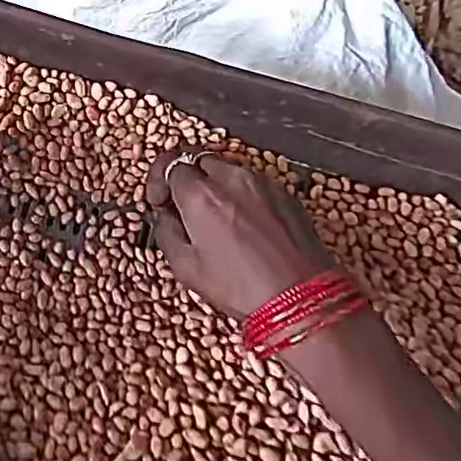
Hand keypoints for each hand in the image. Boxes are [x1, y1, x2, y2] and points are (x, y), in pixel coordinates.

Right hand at [144, 150, 336, 320]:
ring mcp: (262, 184)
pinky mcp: (285, 195)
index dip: (157, 181)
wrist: (302, 300)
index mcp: (201, 195)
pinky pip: (252, 183)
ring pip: (226, 169)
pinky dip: (238, 194)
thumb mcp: (186, 267)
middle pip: (197, 159)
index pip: (169, 164)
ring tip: (212, 216)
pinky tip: (239, 223)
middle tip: (180, 205)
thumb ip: (166, 232)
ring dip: (212, 184)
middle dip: (184, 178)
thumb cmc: (242, 287)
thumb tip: (164, 217)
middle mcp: (232, 180)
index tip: (158, 200)